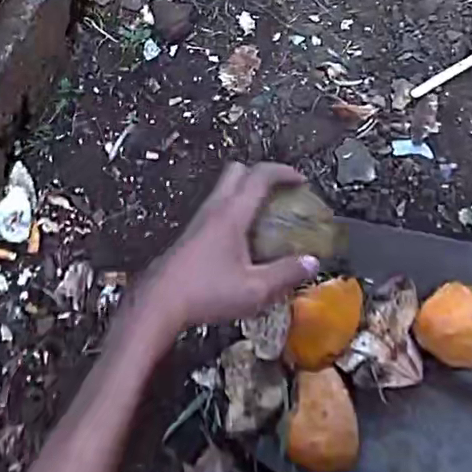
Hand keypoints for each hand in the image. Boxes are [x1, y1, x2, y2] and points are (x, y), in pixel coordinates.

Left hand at [131, 162, 319, 336]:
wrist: (161, 300)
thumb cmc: (206, 292)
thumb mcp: (255, 290)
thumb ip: (285, 274)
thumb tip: (311, 262)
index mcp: (231, 214)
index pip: (259, 176)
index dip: (283, 172)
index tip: (300, 180)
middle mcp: (214, 208)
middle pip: (237, 171)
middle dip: (262, 175)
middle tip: (282, 194)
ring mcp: (200, 218)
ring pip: (225, 188)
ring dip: (247, 193)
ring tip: (268, 217)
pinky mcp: (192, 232)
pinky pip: (218, 207)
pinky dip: (236, 209)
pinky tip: (246, 238)